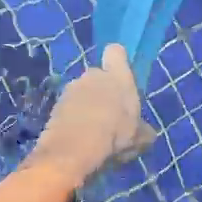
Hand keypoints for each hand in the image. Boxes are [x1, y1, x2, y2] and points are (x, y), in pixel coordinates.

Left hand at [24, 44, 156, 186]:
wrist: (74, 149)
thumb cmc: (114, 134)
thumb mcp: (138, 137)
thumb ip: (142, 131)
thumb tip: (147, 133)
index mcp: (117, 76)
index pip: (116, 52)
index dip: (118, 61)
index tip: (121, 76)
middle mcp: (92, 75)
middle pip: (98, 75)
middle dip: (102, 90)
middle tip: (109, 114)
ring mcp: (71, 89)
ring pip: (82, 92)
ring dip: (86, 106)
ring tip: (93, 130)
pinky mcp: (55, 106)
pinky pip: (68, 108)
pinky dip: (73, 118)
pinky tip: (79, 137)